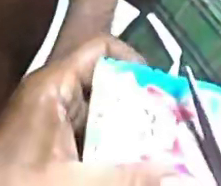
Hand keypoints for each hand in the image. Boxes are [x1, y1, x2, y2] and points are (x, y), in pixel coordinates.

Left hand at [0, 36, 172, 185]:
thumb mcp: (74, 185)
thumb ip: (128, 177)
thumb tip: (179, 170)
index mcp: (52, 85)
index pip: (101, 48)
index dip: (133, 62)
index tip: (160, 92)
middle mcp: (49, 94)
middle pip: (103, 82)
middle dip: (136, 105)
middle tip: (167, 127)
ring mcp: (44, 122)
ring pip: (96, 113)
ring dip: (124, 133)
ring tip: (155, 150)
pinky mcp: (41, 149)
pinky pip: (83, 137)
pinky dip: (105, 151)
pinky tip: (126, 170)